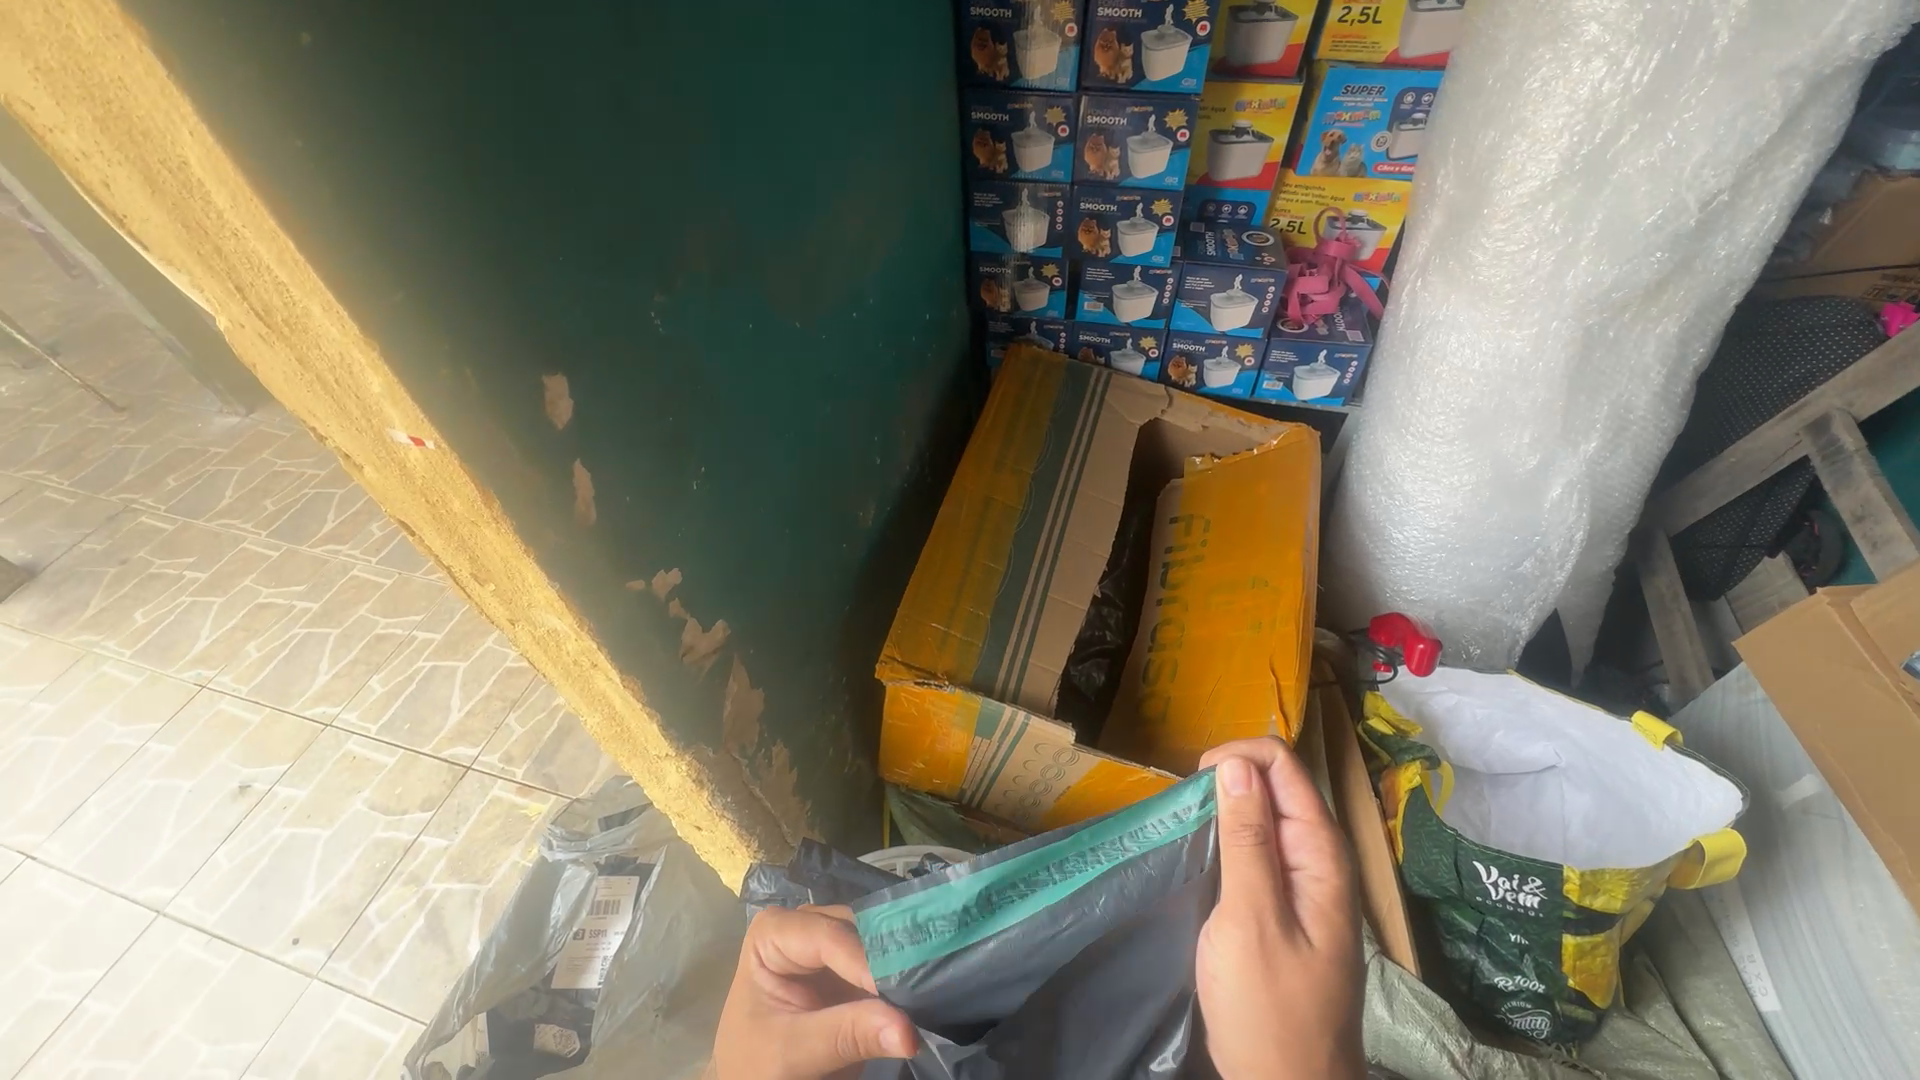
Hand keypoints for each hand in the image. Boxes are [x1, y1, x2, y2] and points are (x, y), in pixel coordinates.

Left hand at [710, 905, 917, 1079]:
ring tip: (926, 995)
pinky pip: (883, 964)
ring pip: (877, 942)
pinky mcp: (849, 967)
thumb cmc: (753, 1066)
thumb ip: (846, 1036)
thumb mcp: (791, 1054)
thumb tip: (907, 1031)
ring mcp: (829, 944)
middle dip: (887, 961)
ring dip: (900, 969)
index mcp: (774, 933)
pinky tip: (920, 997)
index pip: (829, 936)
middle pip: (857, 931)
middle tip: (923, 991)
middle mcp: (804, 925)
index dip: (866, 963)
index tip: (901, 1000)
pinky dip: (900, 981)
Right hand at [1197, 737, 1364, 1079]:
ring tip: (1183, 825)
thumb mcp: (1251, 918)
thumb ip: (1246, 838)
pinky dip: (1226, 837)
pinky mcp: (1282, 904)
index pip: (1285, 767)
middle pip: (1275, 786)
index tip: (1192, 782)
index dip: (1237, 757)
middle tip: (1183, 809)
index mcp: (1322, 854)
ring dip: (1223, 808)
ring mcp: (1302, 883)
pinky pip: (1256, 849)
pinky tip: (1199, 852)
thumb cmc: (1269, 1008)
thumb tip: (1235, 763)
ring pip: (1262, 816)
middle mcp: (1318, 859)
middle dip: (1228, 779)